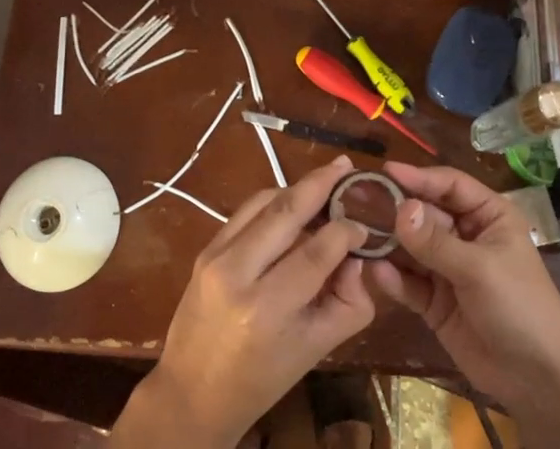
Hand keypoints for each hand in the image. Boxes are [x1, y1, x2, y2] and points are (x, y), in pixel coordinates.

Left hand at [112, 156, 373, 446]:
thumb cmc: (262, 378)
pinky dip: (273, 201)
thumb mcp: (316, 349)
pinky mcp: (205, 249)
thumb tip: (357, 255)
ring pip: (263, 203)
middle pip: (286, 212)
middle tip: (347, 167)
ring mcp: (215, 257)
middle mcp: (237, 274)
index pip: (316, 252)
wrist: (193, 391)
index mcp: (267, 309)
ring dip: (297, 188)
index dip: (346, 231)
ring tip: (326, 181)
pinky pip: (245, 212)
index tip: (365, 225)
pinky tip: (294, 201)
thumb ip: (349, 303)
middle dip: (320, 184)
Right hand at [366, 162, 559, 410]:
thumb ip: (435, 242)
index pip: (450, 186)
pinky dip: (393, 277)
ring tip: (354, 235)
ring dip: (387, 243)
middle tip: (355, 201)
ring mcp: (449, 270)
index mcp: (488, 217)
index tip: (384, 172)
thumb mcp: (480, 269)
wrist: (538, 379)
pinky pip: (409, 282)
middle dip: (394, 210)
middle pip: (424, 214)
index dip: (419, 177)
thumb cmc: (520, 307)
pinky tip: (375, 272)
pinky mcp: (435, 302)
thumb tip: (400, 208)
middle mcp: (466, 236)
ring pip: (411, 247)